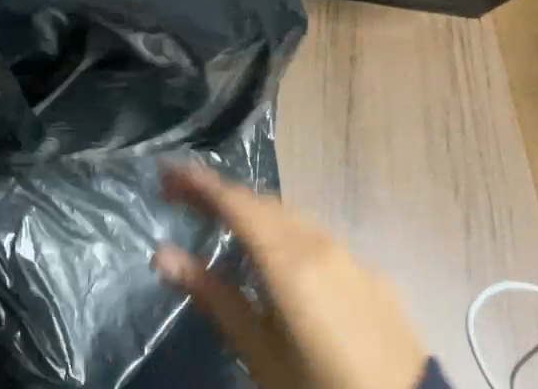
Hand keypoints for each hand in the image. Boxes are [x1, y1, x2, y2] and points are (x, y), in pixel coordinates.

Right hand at [154, 163, 430, 388]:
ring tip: (223, 221)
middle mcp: (321, 244)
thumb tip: (162, 254)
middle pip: (261, 203)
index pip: (234, 201)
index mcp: (288, 258)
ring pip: (291, 218)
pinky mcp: (375, 278)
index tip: (164, 170)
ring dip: (252, 211)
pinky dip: (285, 233)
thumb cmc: (321, 387)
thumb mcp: (258, 351)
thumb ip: (212, 295)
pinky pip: (318, 239)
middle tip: (181, 196)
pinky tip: (278, 255)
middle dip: (219, 194)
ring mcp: (353, 259)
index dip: (196, 181)